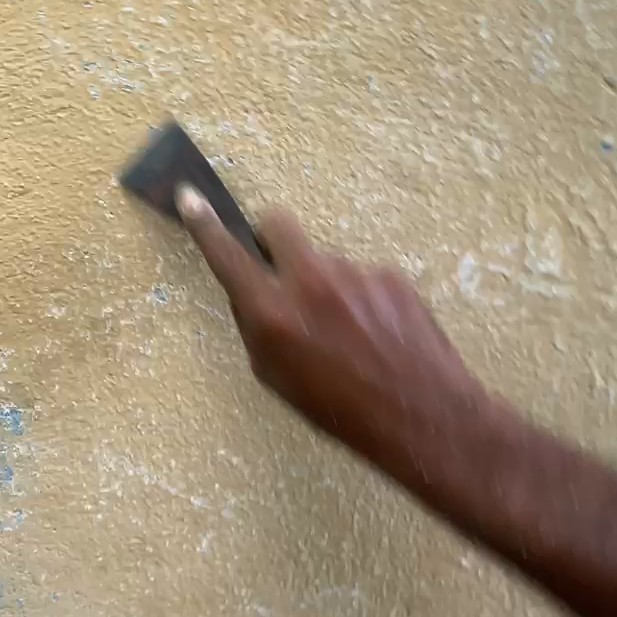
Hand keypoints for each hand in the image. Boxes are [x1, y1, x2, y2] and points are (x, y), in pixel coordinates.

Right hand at [175, 185, 494, 466]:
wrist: (427, 420)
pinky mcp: (391, 276)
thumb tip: (251, 293)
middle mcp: (308, 282)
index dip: (203, 223)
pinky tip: (380, 332)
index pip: (226, 255)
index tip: (189, 196)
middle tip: (285, 268)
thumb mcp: (274, 375)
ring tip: (351, 330)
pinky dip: (363, 298)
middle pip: (277, 222)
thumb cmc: (337, 408)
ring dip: (327, 283)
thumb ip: (256, 324)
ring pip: (325, 261)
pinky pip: (362, 276)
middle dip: (273, 236)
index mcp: (272, 312)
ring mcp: (354, 274)